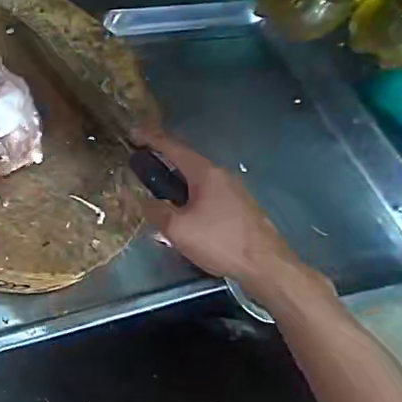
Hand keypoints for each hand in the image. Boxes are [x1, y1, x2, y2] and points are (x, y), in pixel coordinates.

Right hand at [137, 132, 333, 311]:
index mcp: (206, 174)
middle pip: (186, 160)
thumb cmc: (220, 242)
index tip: (132, 134)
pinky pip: (207, 190)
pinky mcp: (240, 206)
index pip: (173, 148)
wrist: (268, 268)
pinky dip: (188, 189)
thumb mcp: (177, 228)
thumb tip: (134, 197)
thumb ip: (153, 209)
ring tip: (155, 185)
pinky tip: (181, 205)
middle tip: (139, 161)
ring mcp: (234, 190)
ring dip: (175, 176)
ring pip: (197, 177)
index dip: (151, 139)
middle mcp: (222, 176)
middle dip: (162, 158)